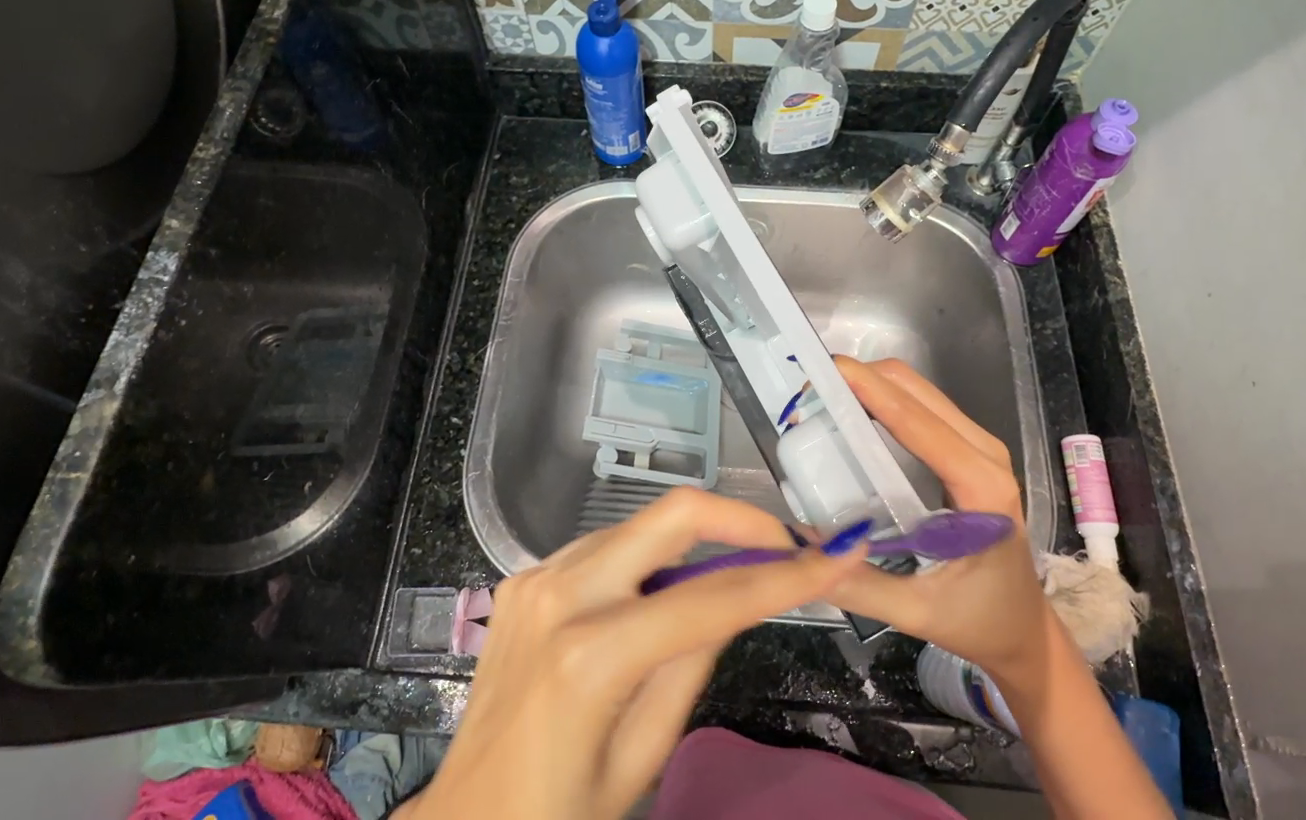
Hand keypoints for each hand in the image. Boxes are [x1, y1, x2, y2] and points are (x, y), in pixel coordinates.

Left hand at [400, 487, 867, 819]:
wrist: (467, 819)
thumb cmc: (559, 810)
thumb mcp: (642, 753)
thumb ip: (692, 663)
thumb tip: (738, 598)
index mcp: (592, 653)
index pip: (713, 596)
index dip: (785, 575)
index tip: (838, 556)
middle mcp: (560, 592)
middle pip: (673, 515)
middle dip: (743, 521)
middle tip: (792, 547)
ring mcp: (536, 576)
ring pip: (640, 525)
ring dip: (697, 540)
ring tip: (739, 573)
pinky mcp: (525, 578)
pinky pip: (604, 547)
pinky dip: (648, 559)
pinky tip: (664, 594)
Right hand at [825, 356, 1054, 678]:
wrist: (1024, 631)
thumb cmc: (979, 621)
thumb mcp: (914, 611)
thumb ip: (856, 582)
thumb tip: (797, 546)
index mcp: (980, 489)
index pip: (918, 423)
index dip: (871, 391)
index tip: (826, 373)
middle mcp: (986, 457)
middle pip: (917, 391)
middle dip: (864, 380)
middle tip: (810, 393)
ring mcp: (981, 450)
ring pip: (920, 392)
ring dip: (872, 386)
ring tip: (822, 400)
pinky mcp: (969, 452)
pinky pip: (922, 409)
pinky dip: (884, 400)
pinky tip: (851, 414)